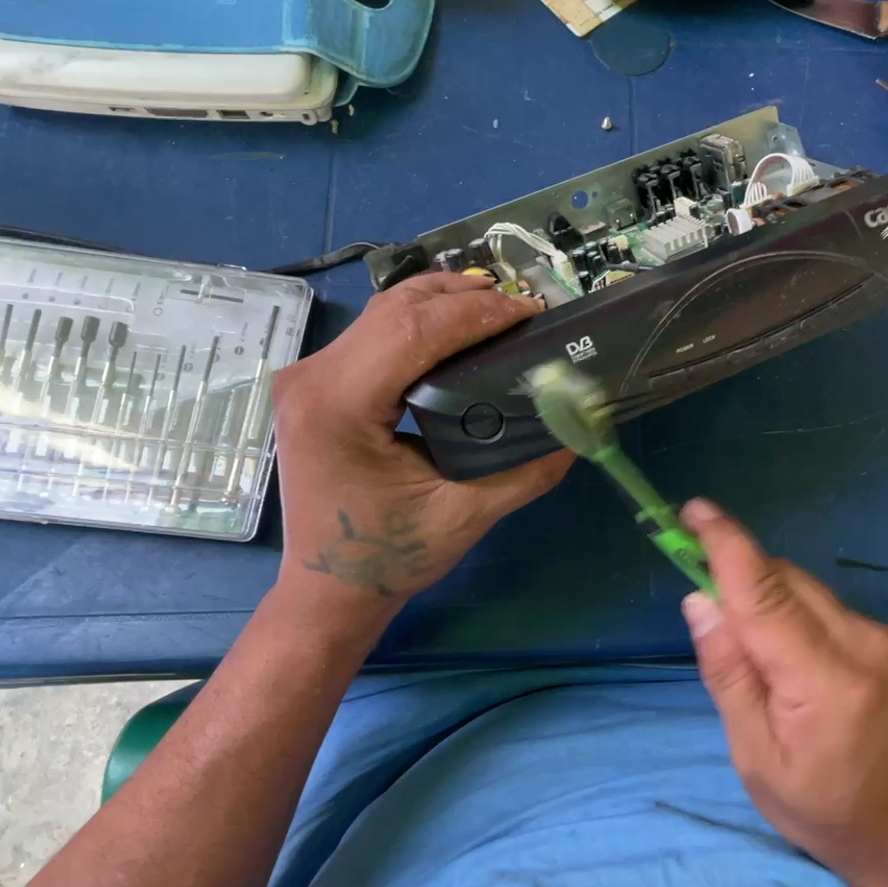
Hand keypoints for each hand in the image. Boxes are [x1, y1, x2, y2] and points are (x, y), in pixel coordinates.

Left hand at [270, 273, 573, 614]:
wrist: (329, 588)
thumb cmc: (390, 557)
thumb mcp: (467, 515)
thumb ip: (527, 470)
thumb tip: (579, 427)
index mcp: (338, 406)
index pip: (412, 331)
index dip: (477, 314)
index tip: (531, 312)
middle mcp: (312, 377)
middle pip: (395, 309)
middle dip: (465, 298)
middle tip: (524, 308)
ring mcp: (308, 376)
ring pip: (382, 311)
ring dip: (442, 302)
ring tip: (499, 308)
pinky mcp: (317, 382)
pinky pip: (373, 332)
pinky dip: (420, 320)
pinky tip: (457, 328)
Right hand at [680, 499, 887, 884]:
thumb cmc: (820, 806)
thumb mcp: (755, 754)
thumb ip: (728, 672)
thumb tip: (700, 600)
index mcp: (826, 683)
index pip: (766, 597)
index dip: (728, 547)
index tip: (696, 511)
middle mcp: (865, 646)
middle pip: (788, 581)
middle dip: (742, 574)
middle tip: (705, 592)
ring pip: (809, 590)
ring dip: (770, 597)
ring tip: (757, 650)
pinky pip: (831, 607)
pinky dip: (799, 613)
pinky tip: (794, 657)